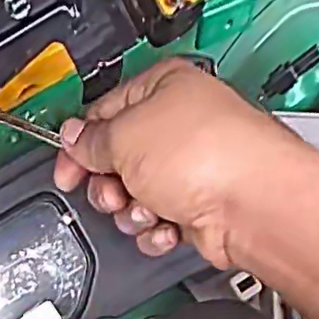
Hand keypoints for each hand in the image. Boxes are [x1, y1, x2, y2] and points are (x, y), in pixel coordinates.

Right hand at [54, 57, 312, 269]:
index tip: (66, 169)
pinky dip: (157, 229)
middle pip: (117, 161)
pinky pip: (156, 222)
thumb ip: (92, 140)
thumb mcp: (126, 137)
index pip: (103, 115)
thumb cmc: (209, 157)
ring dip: (133, 210)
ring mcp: (189, 170)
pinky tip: (169, 225)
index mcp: (162, 89)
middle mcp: (178, 127)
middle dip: (109, 185)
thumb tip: (75, 138)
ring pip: (134, 198)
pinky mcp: (196, 207)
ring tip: (149, 207)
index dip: (79, 145)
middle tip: (114, 190)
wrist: (251, 205)